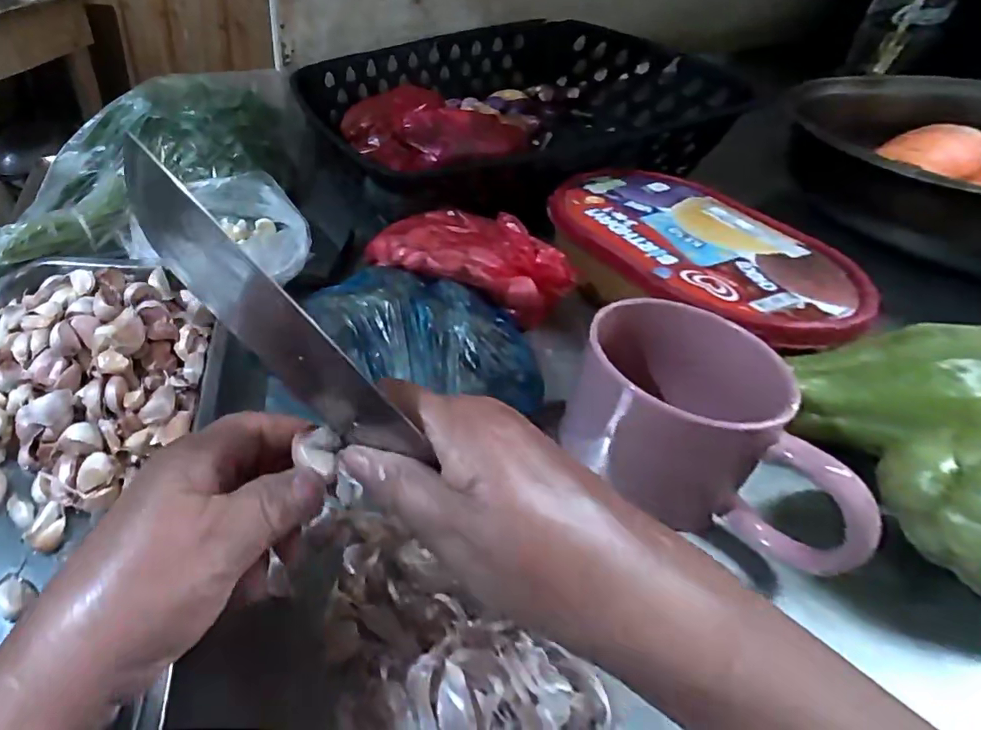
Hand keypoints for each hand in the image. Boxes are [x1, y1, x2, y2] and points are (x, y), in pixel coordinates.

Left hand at [0, 412, 325, 729]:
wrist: (82, 654)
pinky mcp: (175, 553)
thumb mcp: (226, 536)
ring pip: (242, 507)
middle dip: (287, 491)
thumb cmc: (158, 579)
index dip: (295, 435)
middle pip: (252, 465)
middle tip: (312, 522)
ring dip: (269, 530)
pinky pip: (224, 539)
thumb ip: (276, 500)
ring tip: (284, 562)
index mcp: (195, 456)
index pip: (254, 425)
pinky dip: (245, 557)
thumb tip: (319, 473)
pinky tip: (250, 588)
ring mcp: (179, 516)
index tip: (333, 459)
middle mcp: (187, 477)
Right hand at [337, 381, 714, 659]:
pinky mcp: (536, 456)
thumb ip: (394, 482)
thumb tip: (348, 449)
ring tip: (443, 531)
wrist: (632, 585)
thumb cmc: (528, 557)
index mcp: (458, 416)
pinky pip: (481, 457)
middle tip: (401, 515)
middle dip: (402, 458)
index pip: (391, 395)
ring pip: (451, 443)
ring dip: (435, 476)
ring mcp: (516, 431)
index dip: (364, 422)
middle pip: (422, 420)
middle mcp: (485, 410)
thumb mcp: (446, 528)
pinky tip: (483, 532)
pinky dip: (467, 485)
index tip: (352, 466)